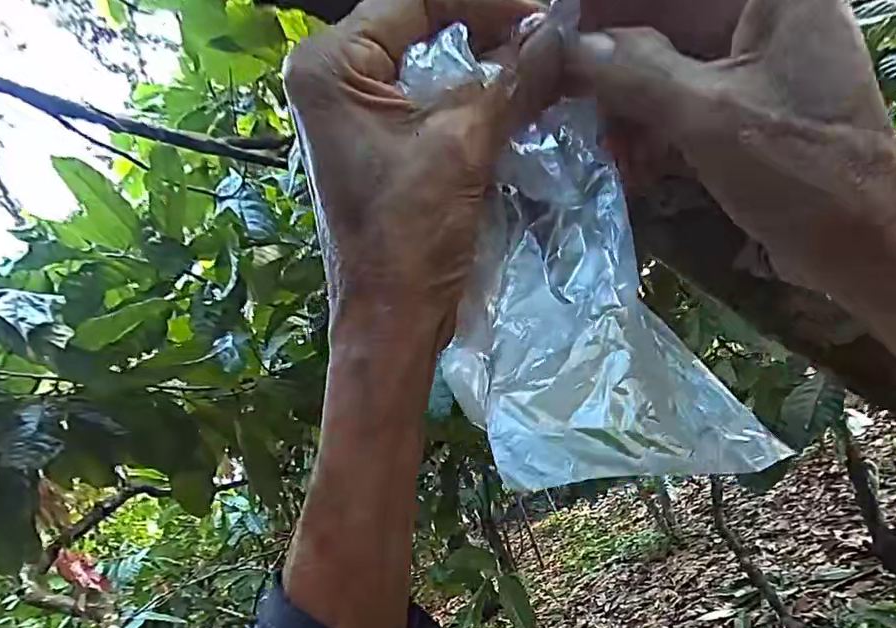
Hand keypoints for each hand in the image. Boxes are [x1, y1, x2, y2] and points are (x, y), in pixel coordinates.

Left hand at [281, 0, 560, 627]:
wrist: (394, 327)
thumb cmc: (410, 240)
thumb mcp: (462, 150)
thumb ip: (511, 83)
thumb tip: (562, 31)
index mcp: (333, 66)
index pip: (416, 2)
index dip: (487, 5)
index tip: (546, 13)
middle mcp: (340, 85)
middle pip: (426, 36)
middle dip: (492, 38)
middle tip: (550, 42)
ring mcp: (363, 126)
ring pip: (437, 79)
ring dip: (490, 77)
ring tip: (544, 73)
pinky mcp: (388, 161)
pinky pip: (439, 119)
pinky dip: (479, 114)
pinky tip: (519, 113)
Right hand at [568, 0, 895, 410]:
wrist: (862, 242)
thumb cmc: (802, 172)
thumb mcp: (712, 118)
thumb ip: (637, 74)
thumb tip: (570, 47)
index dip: (608, 7)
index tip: (558, 29)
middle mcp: (765, 10)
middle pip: (668, 17)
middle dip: (613, 54)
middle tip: (561, 87)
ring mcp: (759, 62)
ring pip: (673, 63)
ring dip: (629, 98)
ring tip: (591, 133)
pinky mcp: (752, 110)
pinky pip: (689, 102)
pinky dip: (656, 126)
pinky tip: (626, 154)